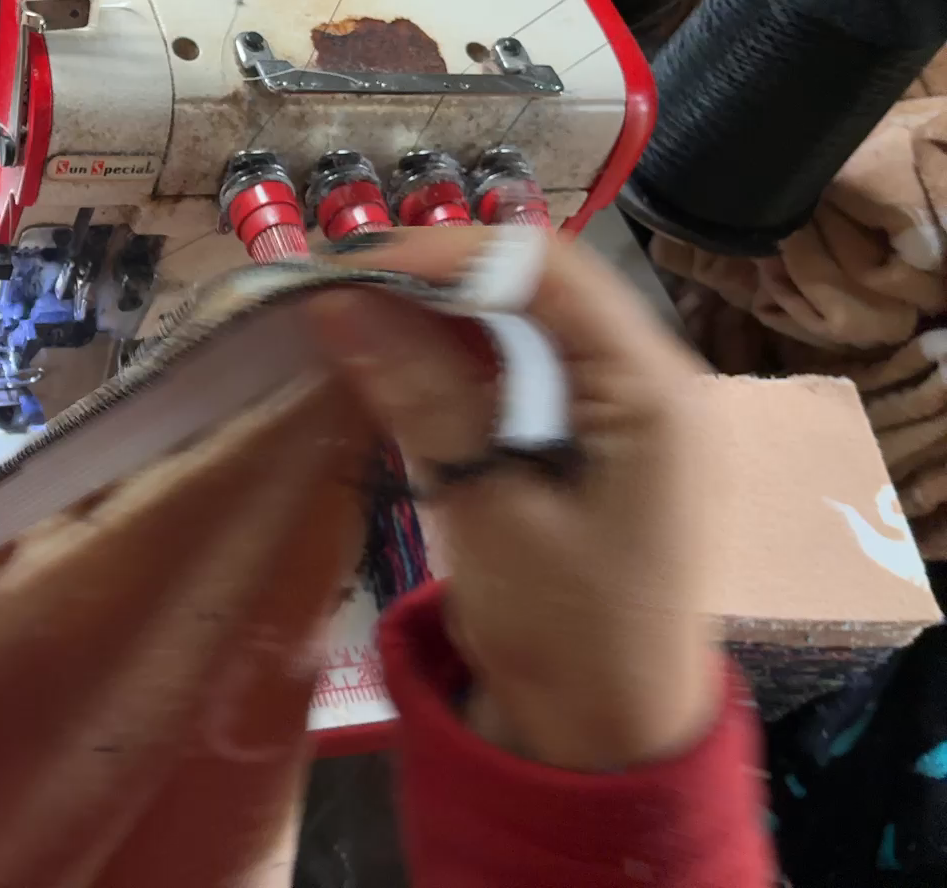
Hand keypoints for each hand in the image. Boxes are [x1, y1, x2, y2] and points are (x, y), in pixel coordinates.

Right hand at [302, 229, 719, 770]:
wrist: (596, 717)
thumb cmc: (564, 626)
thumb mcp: (489, 506)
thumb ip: (423, 396)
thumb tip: (337, 304)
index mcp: (645, 388)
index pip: (544, 271)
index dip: (441, 253)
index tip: (344, 270)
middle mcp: (629, 373)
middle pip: (521, 284)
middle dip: (419, 275)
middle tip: (323, 287)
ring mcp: (592, 399)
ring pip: (497, 319)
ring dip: (415, 309)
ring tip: (335, 311)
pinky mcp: (553, 425)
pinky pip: (487, 361)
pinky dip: (425, 351)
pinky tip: (374, 352)